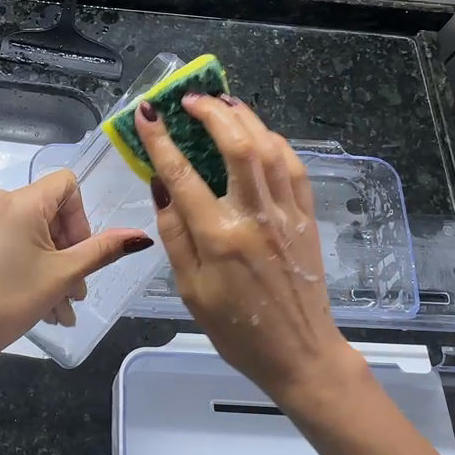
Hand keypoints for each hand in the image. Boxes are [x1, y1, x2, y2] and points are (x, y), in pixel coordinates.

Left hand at [0, 169, 152, 366]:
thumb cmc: (12, 298)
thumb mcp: (63, 274)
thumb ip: (103, 250)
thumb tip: (140, 236)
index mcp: (22, 201)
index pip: (68, 185)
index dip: (81, 218)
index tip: (80, 253)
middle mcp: (4, 201)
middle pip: (55, 212)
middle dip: (72, 252)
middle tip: (77, 291)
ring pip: (41, 233)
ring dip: (59, 268)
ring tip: (64, 308)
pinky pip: (23, 242)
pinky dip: (40, 267)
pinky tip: (50, 307)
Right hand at [133, 94, 361, 405]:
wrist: (301, 355)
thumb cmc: (236, 329)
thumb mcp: (190, 290)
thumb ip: (174, 234)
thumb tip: (160, 185)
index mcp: (219, 238)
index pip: (183, 175)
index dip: (160, 139)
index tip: (146, 113)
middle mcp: (256, 217)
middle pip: (237, 146)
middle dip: (211, 112)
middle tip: (189, 98)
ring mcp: (287, 214)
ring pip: (269, 148)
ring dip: (244, 117)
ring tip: (222, 101)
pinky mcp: (308, 218)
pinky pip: (294, 167)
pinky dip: (275, 141)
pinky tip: (259, 134)